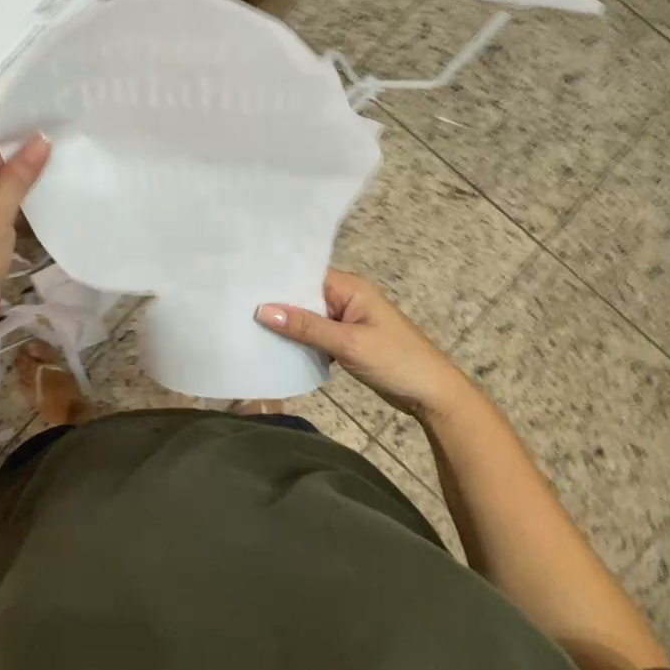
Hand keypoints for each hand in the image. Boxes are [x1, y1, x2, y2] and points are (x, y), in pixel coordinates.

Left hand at [0, 116, 50, 331]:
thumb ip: (17, 176)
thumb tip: (42, 138)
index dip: (11, 122)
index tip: (47, 108)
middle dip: (22, 144)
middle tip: (64, 128)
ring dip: (24, 167)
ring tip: (64, 148)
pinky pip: (0, 193)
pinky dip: (21, 188)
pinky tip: (49, 180)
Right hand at [256, 269, 467, 416]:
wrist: (431, 394)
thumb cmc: (395, 361)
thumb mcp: (348, 343)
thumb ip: (306, 327)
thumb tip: (263, 309)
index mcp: (350, 287)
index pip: (305, 274)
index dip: (276, 280)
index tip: (242, 285)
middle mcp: (347, 297)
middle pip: (304, 294)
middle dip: (277, 302)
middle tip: (237, 307)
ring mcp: (347, 319)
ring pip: (308, 316)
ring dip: (287, 323)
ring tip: (248, 325)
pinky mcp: (347, 340)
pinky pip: (316, 334)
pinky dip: (301, 340)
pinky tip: (275, 346)